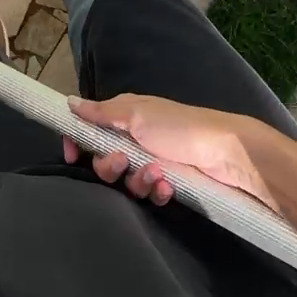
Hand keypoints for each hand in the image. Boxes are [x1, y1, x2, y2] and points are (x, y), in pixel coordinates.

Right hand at [63, 93, 272, 208]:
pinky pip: (149, 194)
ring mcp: (151, 163)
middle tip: (123, 162)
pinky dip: (156, 191)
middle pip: (102, 160)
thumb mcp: (137, 112)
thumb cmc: (179, 126)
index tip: (71, 154)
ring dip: (137, 180)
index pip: (89, 129)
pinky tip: (168, 187)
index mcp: (125, 117)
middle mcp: (134, 139)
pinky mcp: (168, 184)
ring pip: (125, 181)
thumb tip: (70, 102)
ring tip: (158, 174)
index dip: (77, 142)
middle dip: (108, 165)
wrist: (227, 152)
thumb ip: (101, 112)